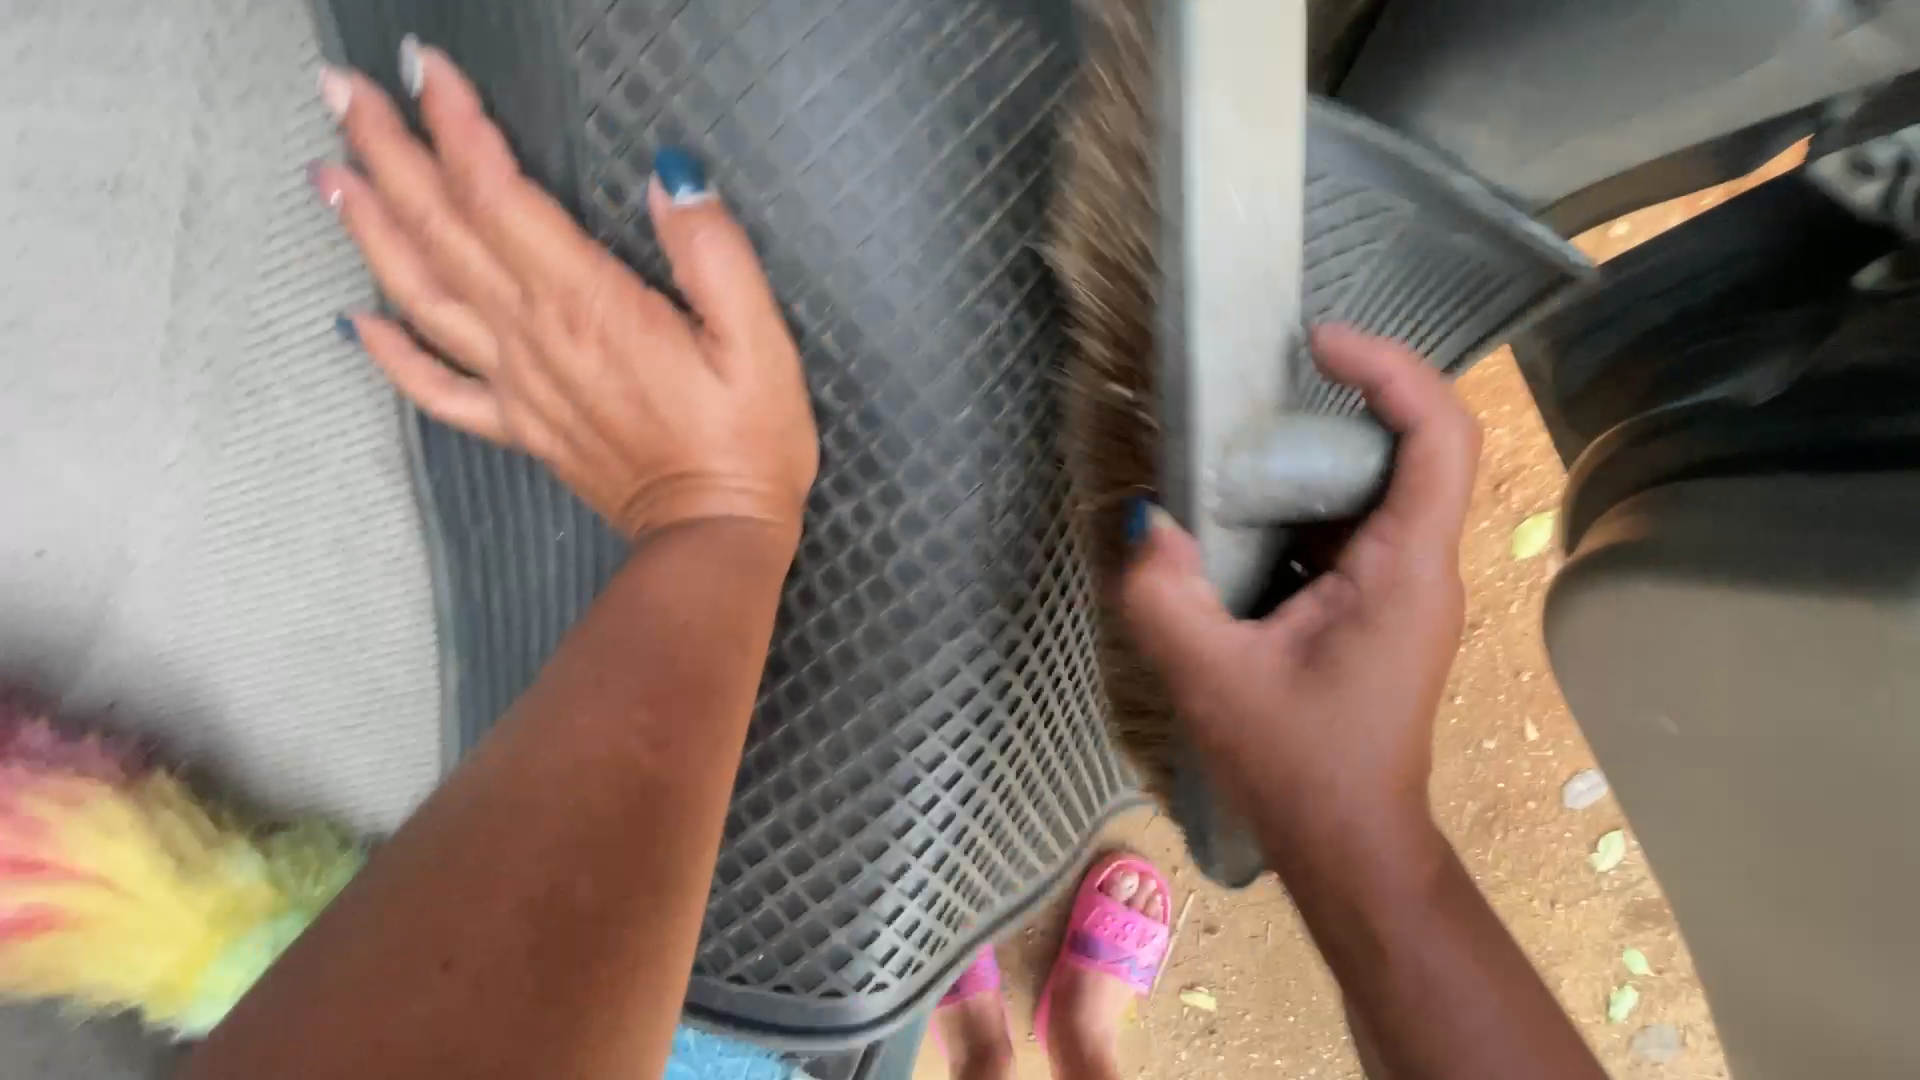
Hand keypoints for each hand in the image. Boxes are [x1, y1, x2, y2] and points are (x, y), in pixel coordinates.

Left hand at [309, 40, 817, 540]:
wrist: (719, 535)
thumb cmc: (751, 441)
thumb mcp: (762, 343)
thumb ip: (714, 256)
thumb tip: (670, 180)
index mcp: (593, 309)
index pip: (503, 198)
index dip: (461, 129)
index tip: (431, 72)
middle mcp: (538, 340)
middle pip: (446, 235)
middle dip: (392, 156)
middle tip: (342, 94)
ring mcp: (521, 389)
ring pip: (425, 299)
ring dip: (373, 232)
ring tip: (329, 175)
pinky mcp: (525, 431)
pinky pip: (439, 391)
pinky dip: (391, 354)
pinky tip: (360, 321)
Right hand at [1121, 326, 1481, 853]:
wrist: (1347, 841)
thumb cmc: (1294, 765)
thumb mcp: (1209, 676)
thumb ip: (1164, 595)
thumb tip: (1147, 520)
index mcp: (1403, 570)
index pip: (1438, 437)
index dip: (1390, 370)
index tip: (1318, 344)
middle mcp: (1418, 566)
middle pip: (1405, 449)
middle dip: (1332, 408)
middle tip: (1248, 399)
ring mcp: (1400, 587)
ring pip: (1370, 489)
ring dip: (1306, 459)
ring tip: (1228, 452)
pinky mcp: (1373, 606)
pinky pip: (1343, 529)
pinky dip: (1293, 506)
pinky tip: (1233, 518)